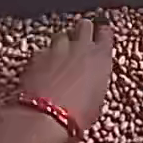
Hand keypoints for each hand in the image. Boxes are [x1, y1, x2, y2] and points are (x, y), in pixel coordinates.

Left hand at [18, 17, 114, 131]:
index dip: (103, 33)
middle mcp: (81, 47)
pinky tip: (44, 69)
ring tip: (62, 57)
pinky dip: (45, 57)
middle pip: (84, 25)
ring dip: (63, 43)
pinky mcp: (37, 56)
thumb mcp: (97, 99)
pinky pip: (44, 50)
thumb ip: (95, 81)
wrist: (45, 117)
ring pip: (62, 35)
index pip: (105, 32)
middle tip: (82, 41)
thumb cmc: (78, 115)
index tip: (102, 35)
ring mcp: (57, 49)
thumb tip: (90, 80)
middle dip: (83, 31)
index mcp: (101, 57)